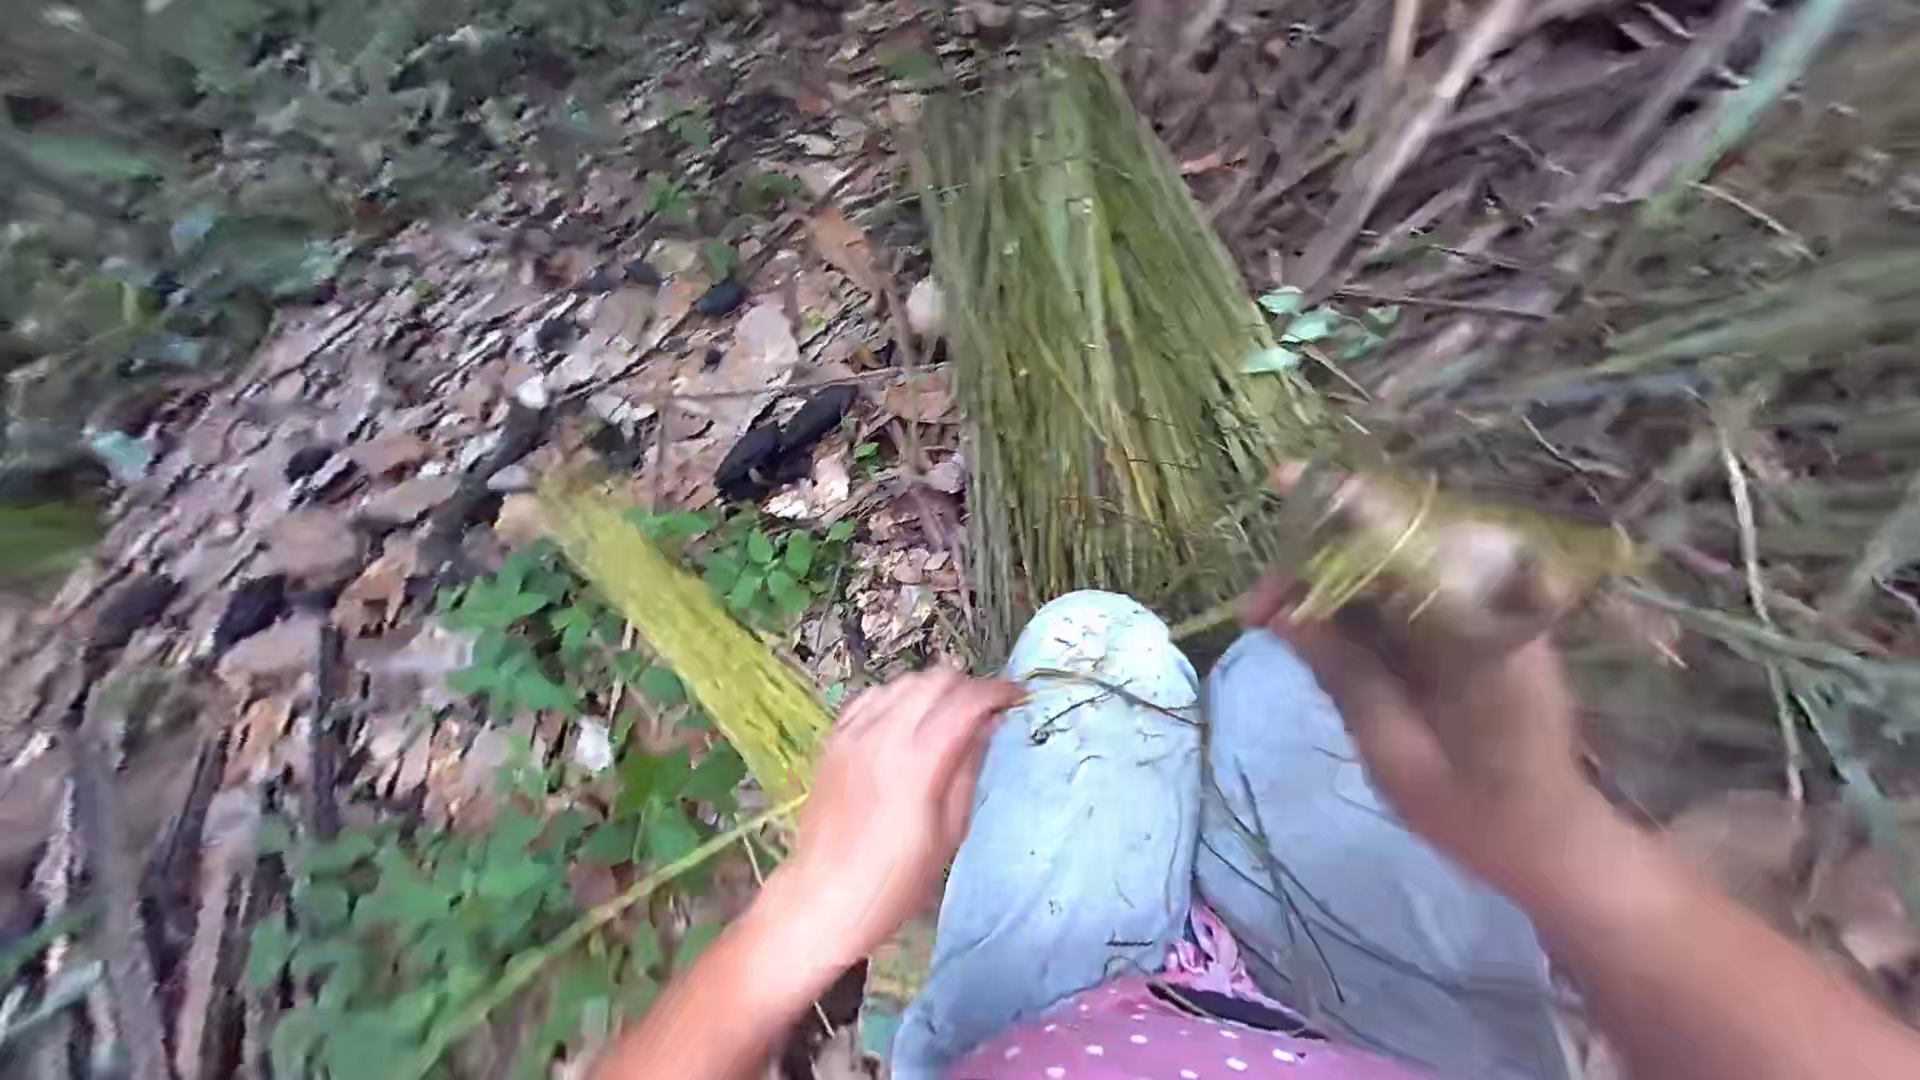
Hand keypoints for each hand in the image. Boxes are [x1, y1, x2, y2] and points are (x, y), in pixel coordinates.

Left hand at [763, 670, 1022, 970]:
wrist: (824, 897)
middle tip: (983, 709)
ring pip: (905, 680)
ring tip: (946, 713)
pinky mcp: (835, 737)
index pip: (967, 701)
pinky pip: (871, 695)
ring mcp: (855, 730)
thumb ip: (969, 766)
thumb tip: (988, 724)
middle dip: (968, 686)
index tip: (1016, 696)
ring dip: (933, 689)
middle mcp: (884, 732)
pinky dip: (897, 696)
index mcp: (919, 760)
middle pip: (936, 679)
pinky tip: (905, 718)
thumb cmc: (897, 878)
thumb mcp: (950, 831)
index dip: (998, 691)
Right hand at [1241, 573, 1608, 894]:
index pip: (1389, 559)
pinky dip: (1343, 616)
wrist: (1549, 843)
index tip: (1264, 585)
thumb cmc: (1475, 811)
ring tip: (1268, 621)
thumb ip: (1343, 675)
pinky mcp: (1458, 634)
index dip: (1319, 555)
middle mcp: (1485, 609)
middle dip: (1307, 578)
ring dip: (1319, 595)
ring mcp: (1474, 619)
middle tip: (1255, 614)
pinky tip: (1309, 634)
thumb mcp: (1393, 748)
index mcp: (1480, 633)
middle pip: (1378, 560)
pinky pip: (1389, 606)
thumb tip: (1282, 613)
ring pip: (1378, 580)